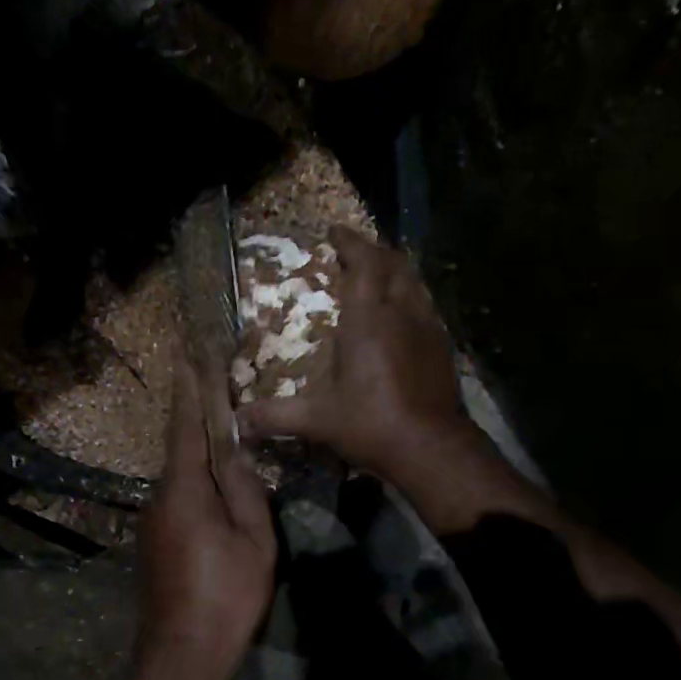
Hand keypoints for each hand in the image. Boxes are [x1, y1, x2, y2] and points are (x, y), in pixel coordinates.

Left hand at [141, 353, 275, 670]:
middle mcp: (158, 499)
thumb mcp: (254, 540)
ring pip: (181, 481)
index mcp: (183, 490)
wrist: (182, 654)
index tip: (187, 353)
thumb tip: (237, 452)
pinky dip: (197, 492)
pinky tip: (217, 504)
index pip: (186, 427)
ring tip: (230, 455)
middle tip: (222, 399)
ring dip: (201, 464)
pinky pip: (178, 504)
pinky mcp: (153, 545)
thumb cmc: (225, 594)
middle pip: (182, 452)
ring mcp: (151, 524)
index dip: (190, 389)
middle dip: (199, 424)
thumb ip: (246, 489)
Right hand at [237, 228, 469, 483]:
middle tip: (355, 254)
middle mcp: (401, 313)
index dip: (351, 243)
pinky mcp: (443, 347)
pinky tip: (403, 317)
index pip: (363, 263)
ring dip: (396, 272)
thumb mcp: (317, 420)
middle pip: (394, 264)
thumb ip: (276, 416)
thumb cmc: (371, 424)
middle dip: (374, 252)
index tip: (335, 232)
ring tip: (379, 277)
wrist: (431, 447)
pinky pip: (426, 306)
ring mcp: (428, 328)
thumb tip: (237, 424)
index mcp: (368, 320)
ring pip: (415, 282)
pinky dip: (411, 298)